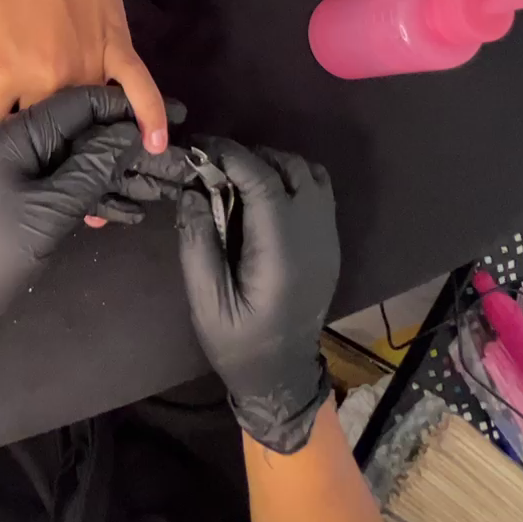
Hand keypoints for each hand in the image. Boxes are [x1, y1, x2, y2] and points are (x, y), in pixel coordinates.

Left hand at [0, 0, 166, 153]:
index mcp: (4, 72)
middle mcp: (47, 80)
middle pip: (41, 134)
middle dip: (34, 149)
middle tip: (33, 159)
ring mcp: (89, 67)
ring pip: (85, 119)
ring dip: (81, 138)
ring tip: (80, 164)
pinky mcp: (120, 51)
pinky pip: (139, 92)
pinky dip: (149, 118)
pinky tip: (155, 146)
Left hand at [0, 85, 141, 383]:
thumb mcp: (48, 210)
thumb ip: (91, 167)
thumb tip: (131, 133)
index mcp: (14, 134)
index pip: (78, 102)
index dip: (123, 108)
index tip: (170, 114)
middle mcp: (14, 143)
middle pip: (78, 130)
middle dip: (122, 141)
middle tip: (166, 153)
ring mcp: (13, 172)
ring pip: (73, 160)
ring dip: (111, 172)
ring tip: (155, 183)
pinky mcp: (15, 199)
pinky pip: (59, 185)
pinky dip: (90, 194)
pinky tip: (124, 209)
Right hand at [176, 140, 339, 453]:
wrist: (282, 375)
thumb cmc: (239, 341)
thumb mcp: (206, 300)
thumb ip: (198, 241)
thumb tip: (193, 188)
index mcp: (281, 251)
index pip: (263, 180)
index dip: (231, 155)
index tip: (201, 146)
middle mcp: (313, 235)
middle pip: (290, 167)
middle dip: (249, 156)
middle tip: (212, 165)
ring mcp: (327, 237)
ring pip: (308, 172)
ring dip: (272, 164)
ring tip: (237, 177)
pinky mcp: (329, 241)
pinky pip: (318, 190)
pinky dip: (291, 178)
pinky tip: (263, 195)